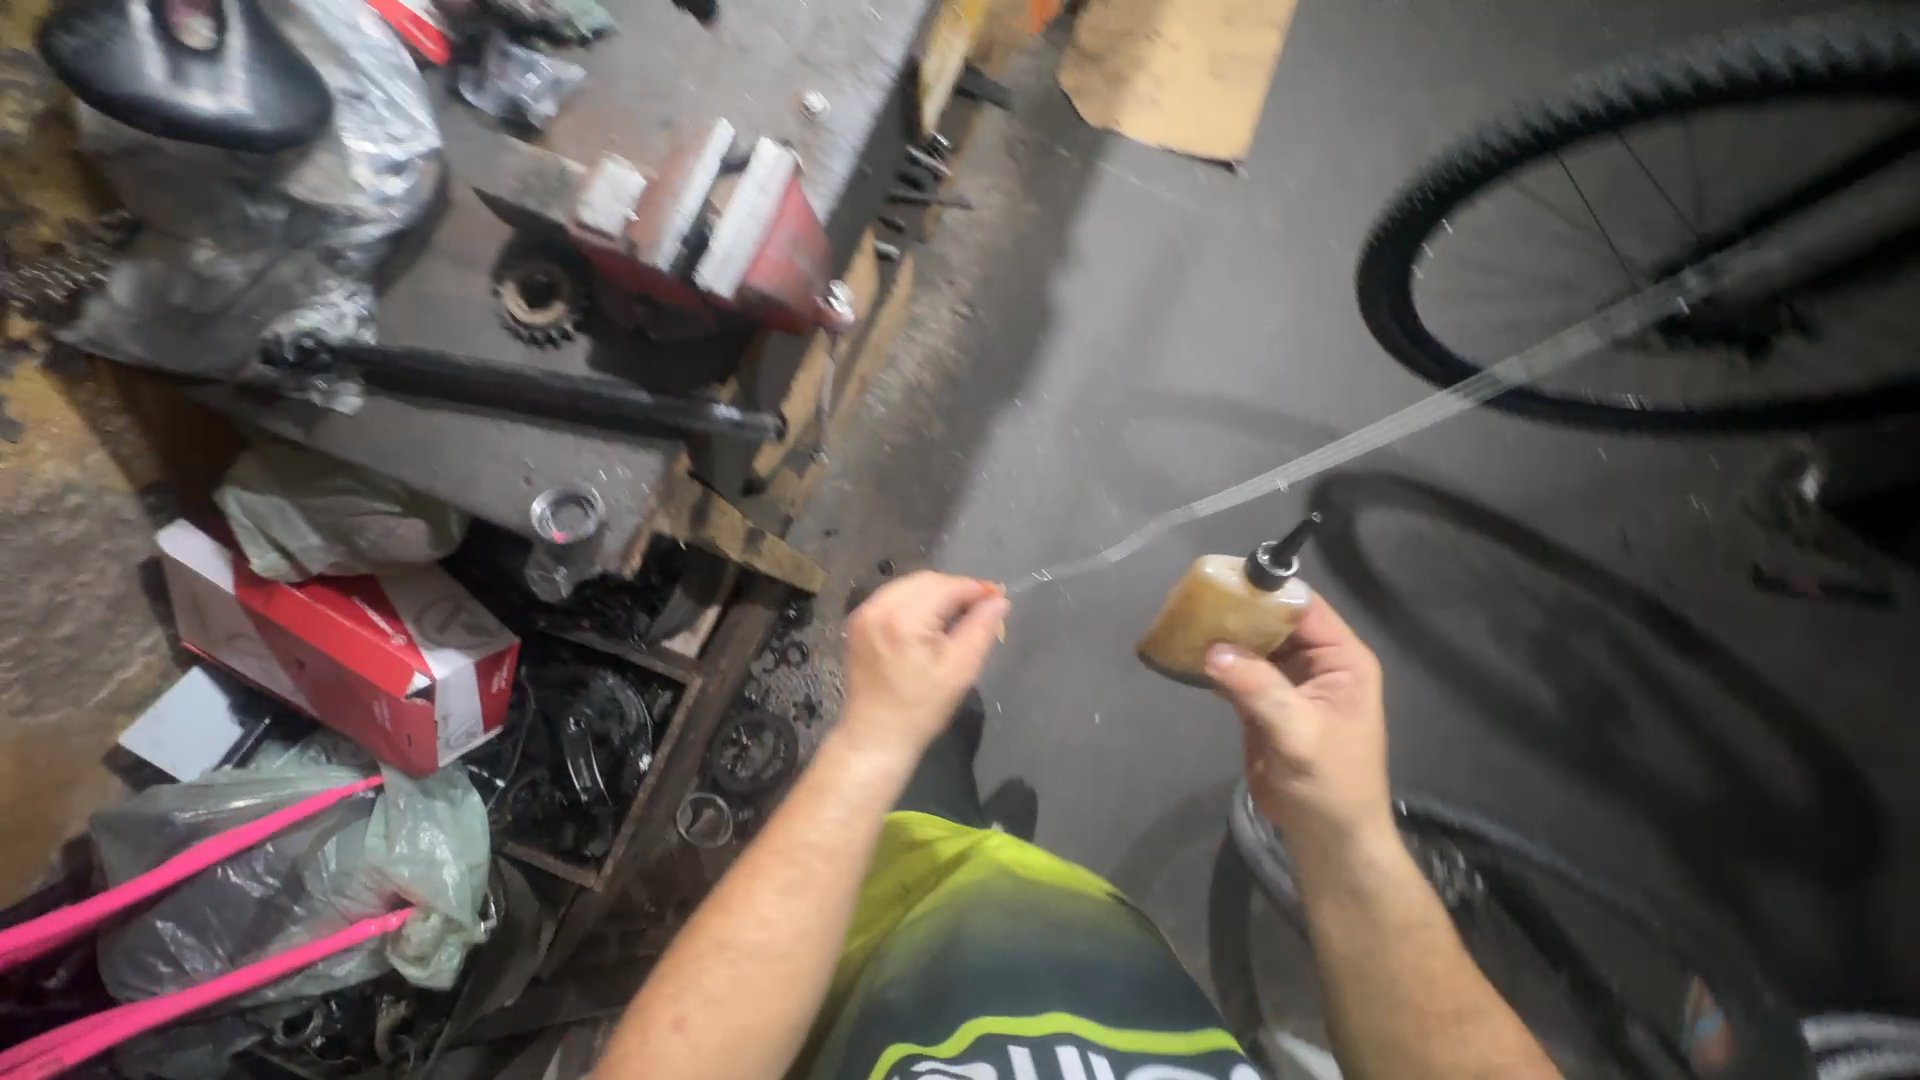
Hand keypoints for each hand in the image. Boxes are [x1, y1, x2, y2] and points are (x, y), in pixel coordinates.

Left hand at [839, 571, 1009, 762]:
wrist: (875, 736)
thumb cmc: (921, 708)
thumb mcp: (961, 669)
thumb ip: (982, 628)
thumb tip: (999, 600)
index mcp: (903, 618)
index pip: (947, 586)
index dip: (976, 589)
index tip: (999, 597)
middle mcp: (879, 607)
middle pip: (927, 580)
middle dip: (956, 589)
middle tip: (982, 607)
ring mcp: (864, 613)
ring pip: (910, 586)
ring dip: (937, 594)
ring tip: (959, 614)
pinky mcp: (859, 622)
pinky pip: (894, 598)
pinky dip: (916, 602)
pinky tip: (931, 621)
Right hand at [1205, 594, 1393, 845]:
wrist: (1326, 836)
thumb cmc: (1330, 784)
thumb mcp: (1299, 733)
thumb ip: (1259, 688)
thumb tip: (1212, 650)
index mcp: (1341, 660)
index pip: (1304, 608)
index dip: (1268, 591)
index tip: (1225, 580)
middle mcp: (1316, 662)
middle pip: (1273, 620)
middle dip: (1237, 609)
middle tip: (1192, 598)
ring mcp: (1287, 681)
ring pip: (1251, 642)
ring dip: (1222, 633)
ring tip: (1183, 617)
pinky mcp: (1262, 701)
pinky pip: (1237, 668)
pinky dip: (1214, 660)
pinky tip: (1186, 651)